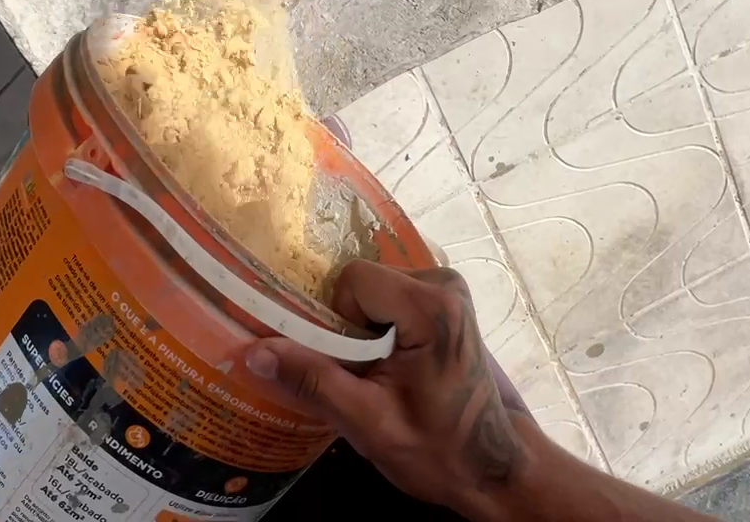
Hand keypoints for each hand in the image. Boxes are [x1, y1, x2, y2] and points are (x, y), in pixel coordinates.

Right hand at [243, 261, 523, 517]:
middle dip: (352, 326)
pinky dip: (381, 323)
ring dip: (365, 327)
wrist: (493, 468)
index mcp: (431, 306)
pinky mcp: (447, 295)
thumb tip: (255, 352)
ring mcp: (448, 285)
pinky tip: (396, 361)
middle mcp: (444, 282)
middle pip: (362, 281)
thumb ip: (313, 381)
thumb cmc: (438, 450)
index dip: (341, 322)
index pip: (354, 281)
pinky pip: (389, 292)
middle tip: (369, 373)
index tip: (358, 366)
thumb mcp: (368, 424)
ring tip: (384, 372)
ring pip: (372, 286)